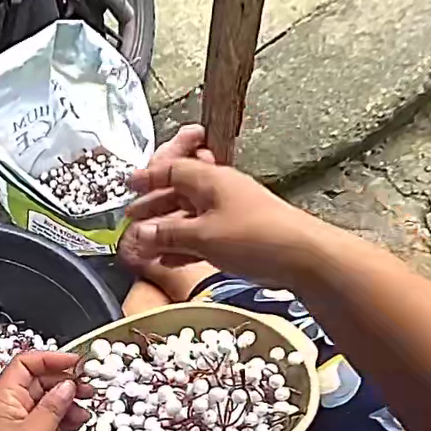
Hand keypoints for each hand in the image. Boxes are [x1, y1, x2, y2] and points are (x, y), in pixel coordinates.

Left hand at [0, 352, 90, 430]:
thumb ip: (52, 407)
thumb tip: (67, 385)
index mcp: (2, 399)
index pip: (25, 364)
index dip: (51, 359)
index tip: (75, 363)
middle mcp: (7, 407)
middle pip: (38, 381)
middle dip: (64, 382)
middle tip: (87, 388)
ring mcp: (15, 423)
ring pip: (44, 401)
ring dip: (66, 402)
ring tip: (85, 409)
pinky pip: (44, 419)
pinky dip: (61, 419)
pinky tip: (76, 422)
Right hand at [119, 126, 334, 287]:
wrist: (301, 257)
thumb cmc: (255, 237)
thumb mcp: (202, 235)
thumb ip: (168, 233)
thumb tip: (141, 232)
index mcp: (211, 180)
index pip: (173, 170)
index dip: (149, 177)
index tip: (129, 185)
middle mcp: (220, 192)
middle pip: (179, 192)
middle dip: (153, 205)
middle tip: (132, 218)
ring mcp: (229, 214)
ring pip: (189, 217)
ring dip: (166, 230)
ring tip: (145, 244)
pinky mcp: (237, 237)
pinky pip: (202, 237)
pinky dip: (183, 246)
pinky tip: (170, 260)